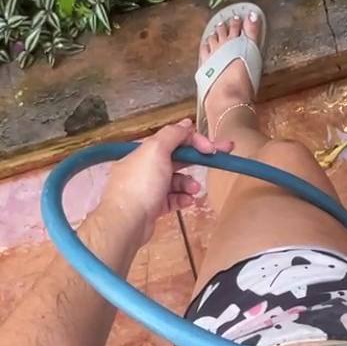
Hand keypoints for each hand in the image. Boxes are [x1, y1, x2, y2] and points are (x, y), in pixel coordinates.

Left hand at [88, 119, 228, 247]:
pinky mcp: (152, 207)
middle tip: (219, 161)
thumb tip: (185, 123)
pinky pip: (172, 199)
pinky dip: (182, 198)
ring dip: (189, 183)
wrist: (127, 222)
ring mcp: (148, 189)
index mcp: (144, 152)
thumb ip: (172, 135)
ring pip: (176, 181)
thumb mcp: (156, 150)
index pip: (173, 139)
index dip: (194, 141)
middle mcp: (145, 168)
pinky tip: (187, 201)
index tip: (212, 148)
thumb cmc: (142, 183)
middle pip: (176, 159)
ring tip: (194, 190)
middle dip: (197, 160)